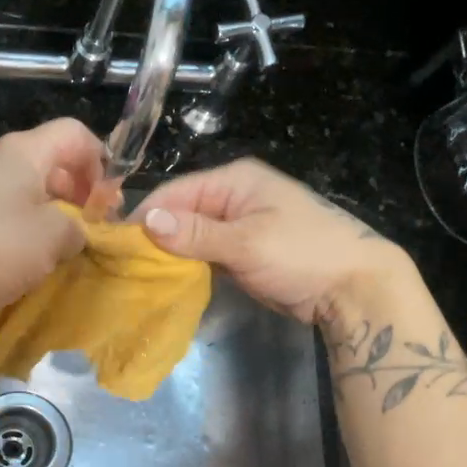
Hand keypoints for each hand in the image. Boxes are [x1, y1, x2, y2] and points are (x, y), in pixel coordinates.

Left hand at [0, 119, 106, 333]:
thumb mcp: (56, 234)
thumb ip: (81, 225)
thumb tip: (78, 232)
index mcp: (24, 151)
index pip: (75, 134)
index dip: (100, 161)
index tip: (110, 201)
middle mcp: (3, 165)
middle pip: (56, 163)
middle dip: (82, 191)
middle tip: (98, 227)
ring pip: (37, 195)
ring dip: (60, 217)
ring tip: (74, 248)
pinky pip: (17, 221)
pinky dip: (35, 236)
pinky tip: (43, 262)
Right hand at [133, 159, 411, 326]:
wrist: (351, 287)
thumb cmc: (303, 254)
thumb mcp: (246, 243)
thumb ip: (196, 234)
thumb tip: (146, 223)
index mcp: (234, 180)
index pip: (174, 193)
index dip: (144, 218)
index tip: (115, 248)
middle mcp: (231, 197)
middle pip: (178, 213)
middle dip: (152, 238)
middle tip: (120, 268)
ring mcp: (235, 226)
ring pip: (187, 236)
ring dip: (166, 255)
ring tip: (135, 277)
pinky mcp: (238, 253)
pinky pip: (201, 254)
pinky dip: (184, 266)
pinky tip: (164, 282)